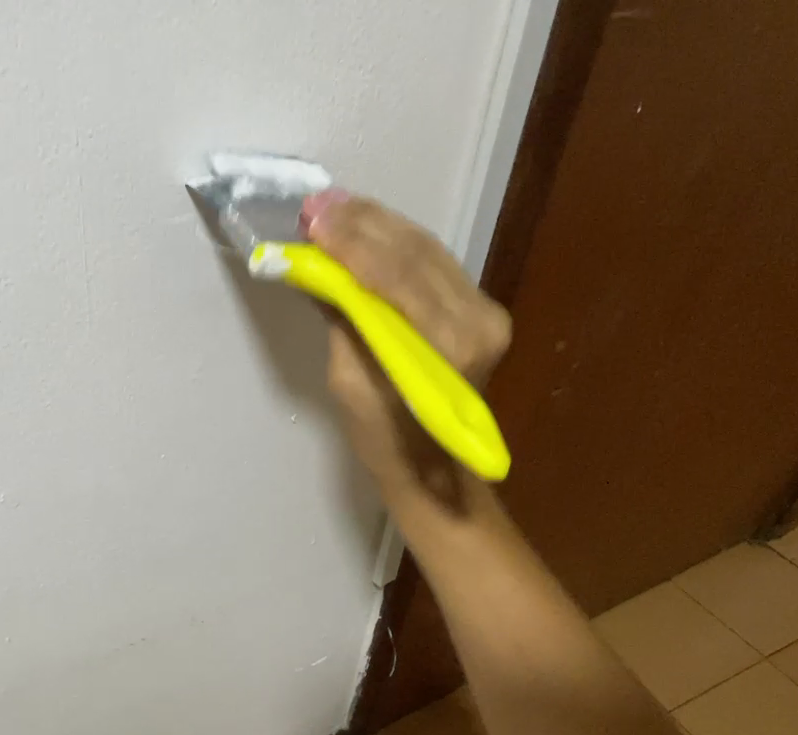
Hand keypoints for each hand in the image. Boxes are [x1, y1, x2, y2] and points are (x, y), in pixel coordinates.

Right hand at [304, 191, 512, 508]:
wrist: (431, 466)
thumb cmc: (385, 439)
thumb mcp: (349, 384)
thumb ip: (344, 321)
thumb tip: (320, 271)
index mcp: (451, 346)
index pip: (398, 276)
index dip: (352, 244)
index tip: (312, 221)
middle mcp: (479, 319)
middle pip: (416, 252)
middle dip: (362, 224)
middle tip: (316, 206)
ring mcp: (485, 310)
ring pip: (426, 248)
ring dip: (377, 224)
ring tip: (332, 207)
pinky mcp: (479, 307)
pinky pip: (433, 262)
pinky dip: (396, 241)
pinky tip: (364, 226)